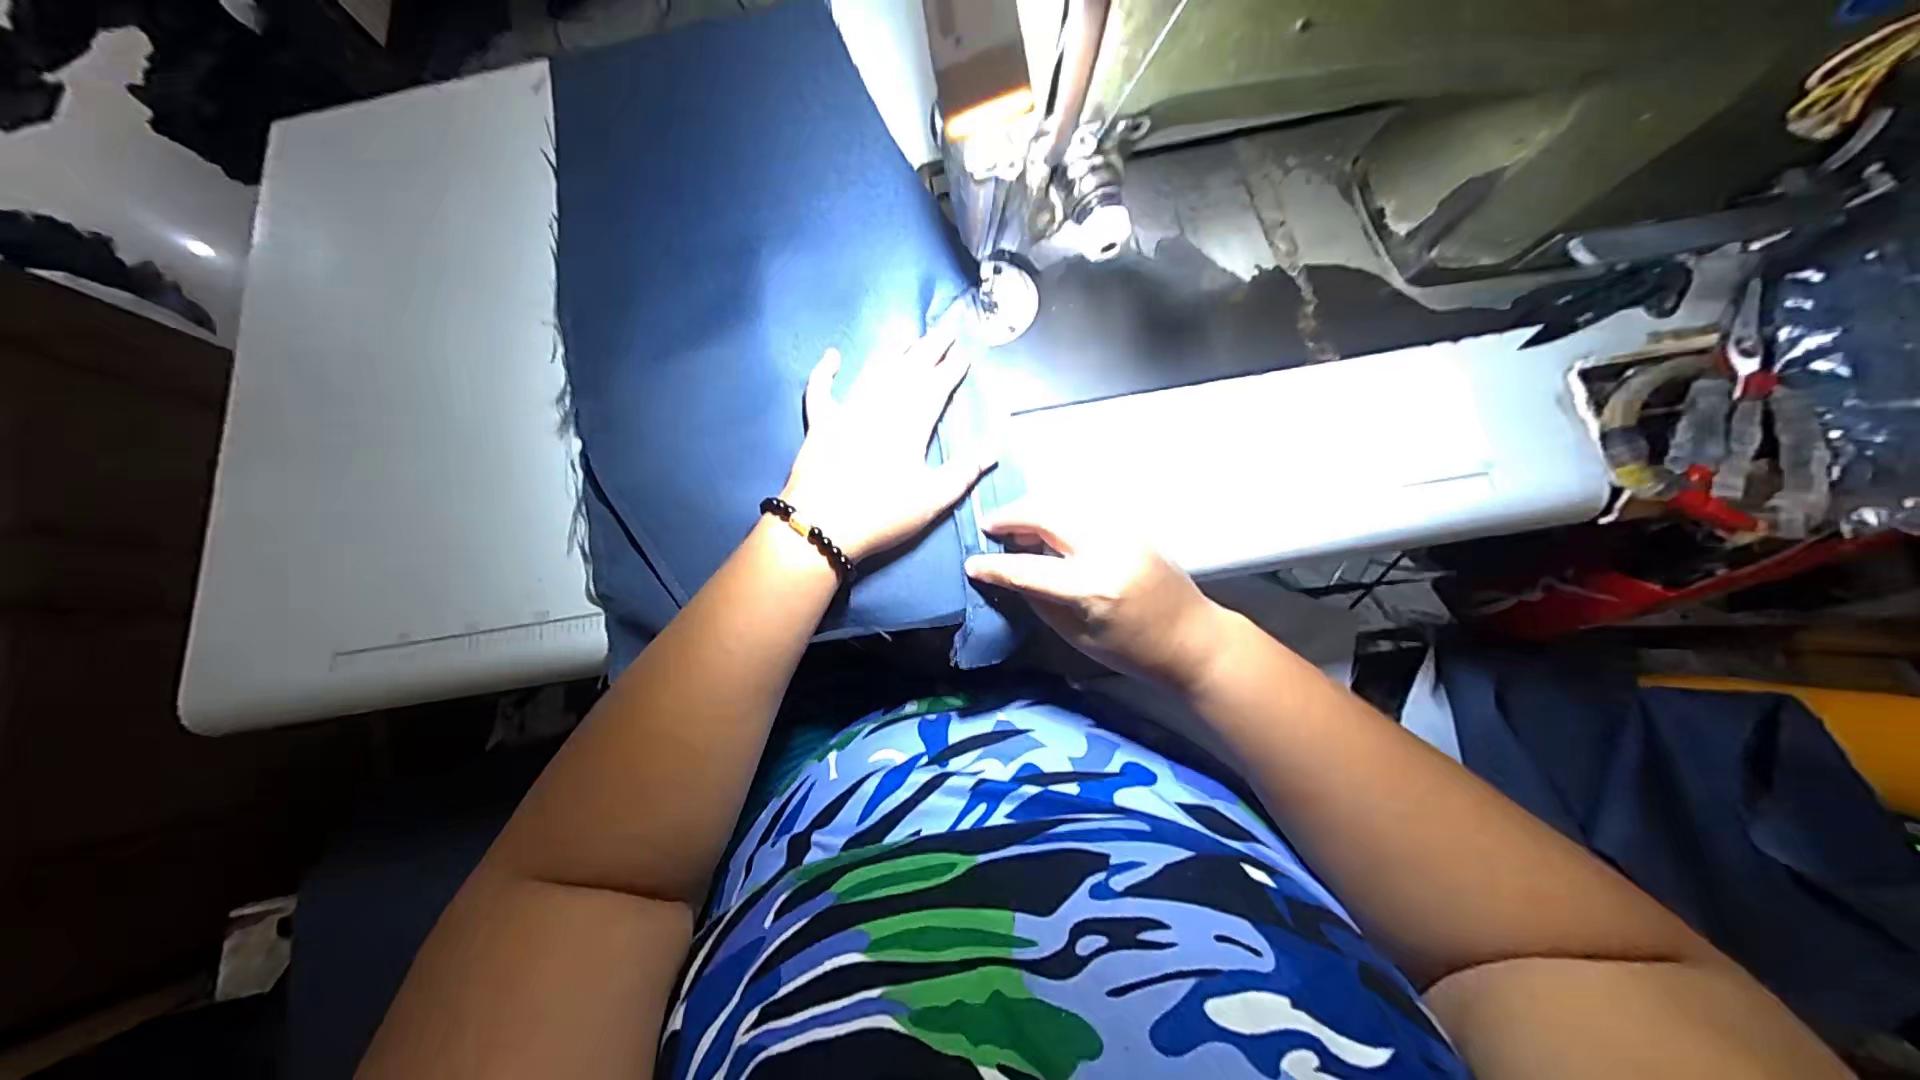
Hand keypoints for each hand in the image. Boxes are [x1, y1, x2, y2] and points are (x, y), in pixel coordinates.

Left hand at [778, 306, 994, 561]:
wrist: (821, 525)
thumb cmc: (882, 513)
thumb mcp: (932, 500)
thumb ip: (964, 473)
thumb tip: (992, 452)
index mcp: (912, 422)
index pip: (938, 385)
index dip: (954, 367)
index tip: (966, 351)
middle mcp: (881, 406)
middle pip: (910, 368)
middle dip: (931, 347)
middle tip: (946, 327)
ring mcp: (847, 410)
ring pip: (873, 370)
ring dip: (892, 351)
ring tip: (908, 336)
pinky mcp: (820, 422)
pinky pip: (820, 390)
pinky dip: (825, 372)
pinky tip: (832, 356)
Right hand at [964, 501, 1234, 689]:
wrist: (1193, 640)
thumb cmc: (1133, 651)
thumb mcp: (1077, 636)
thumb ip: (1040, 600)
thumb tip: (1011, 574)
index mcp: (1093, 588)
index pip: (1029, 569)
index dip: (995, 566)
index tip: (972, 562)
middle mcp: (1108, 550)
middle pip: (1047, 515)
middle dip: (1012, 516)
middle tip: (989, 526)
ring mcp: (1124, 532)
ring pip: (1066, 503)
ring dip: (1035, 510)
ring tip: (1015, 527)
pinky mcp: (1132, 526)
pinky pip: (1085, 509)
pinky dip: (1059, 512)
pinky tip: (1047, 528)